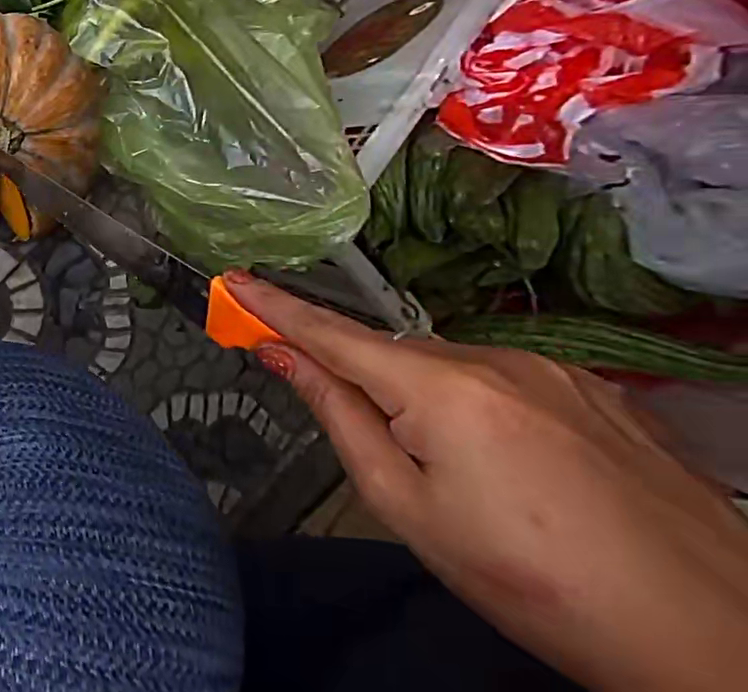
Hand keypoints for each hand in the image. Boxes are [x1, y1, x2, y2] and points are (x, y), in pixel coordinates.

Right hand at [227, 271, 747, 691]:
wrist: (721, 647)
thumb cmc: (530, 581)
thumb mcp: (402, 504)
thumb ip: (335, 414)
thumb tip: (279, 354)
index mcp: (441, 389)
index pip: (329, 333)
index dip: (271, 305)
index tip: (230, 279)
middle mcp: (497, 361)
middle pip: (389, 354)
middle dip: (359, 378)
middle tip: (366, 439)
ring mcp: (557, 374)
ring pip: (446, 366)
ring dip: (420, 395)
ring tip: (457, 474)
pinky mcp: (601, 395)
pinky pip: (503, 380)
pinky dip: (474, 402)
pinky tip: (511, 464)